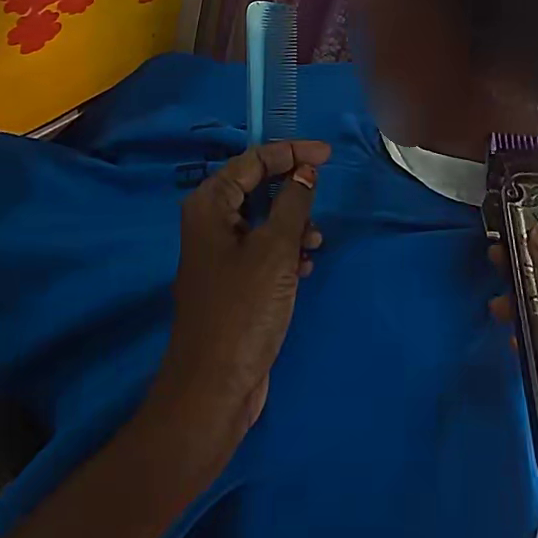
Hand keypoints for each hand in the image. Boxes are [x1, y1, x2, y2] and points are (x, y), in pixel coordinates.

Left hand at [147, 140, 329, 449]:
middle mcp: (210, 221)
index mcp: (210, 204)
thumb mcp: (275, 250)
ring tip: (314, 244)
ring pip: (263, 220)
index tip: (327, 154)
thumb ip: (292, 204)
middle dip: (292, 192)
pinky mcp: (233, 280)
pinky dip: (286, 250)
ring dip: (292, 225)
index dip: (290, 152)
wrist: (216, 385)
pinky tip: (304, 267)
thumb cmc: (244, 309)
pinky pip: (264, 249)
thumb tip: (305, 171)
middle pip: (256, 187)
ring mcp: (220, 252)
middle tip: (322, 197)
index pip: (252, 161)